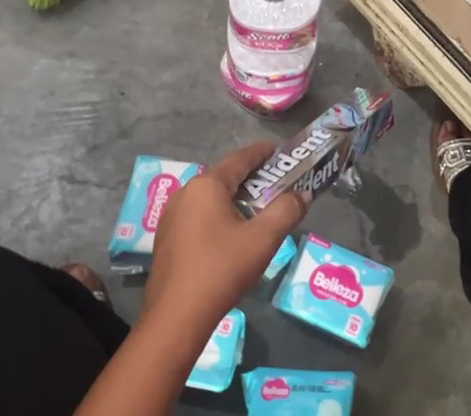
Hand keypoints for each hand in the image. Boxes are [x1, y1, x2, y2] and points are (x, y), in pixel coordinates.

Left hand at [144, 142, 306, 327]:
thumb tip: (303, 194)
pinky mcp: (167, 240)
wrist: (177, 318)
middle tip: (278, 184)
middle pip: (225, 177)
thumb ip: (287, 210)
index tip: (282, 152)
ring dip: (235, 199)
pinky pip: (198, 216)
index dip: (263, 152)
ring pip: (211, 198)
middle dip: (252, 178)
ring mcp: (172, 217)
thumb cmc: (221, 270)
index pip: (240, 158)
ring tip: (258, 209)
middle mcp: (185, 193)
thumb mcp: (263, 239)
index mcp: (207, 185)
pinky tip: (232, 235)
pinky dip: (219, 216)